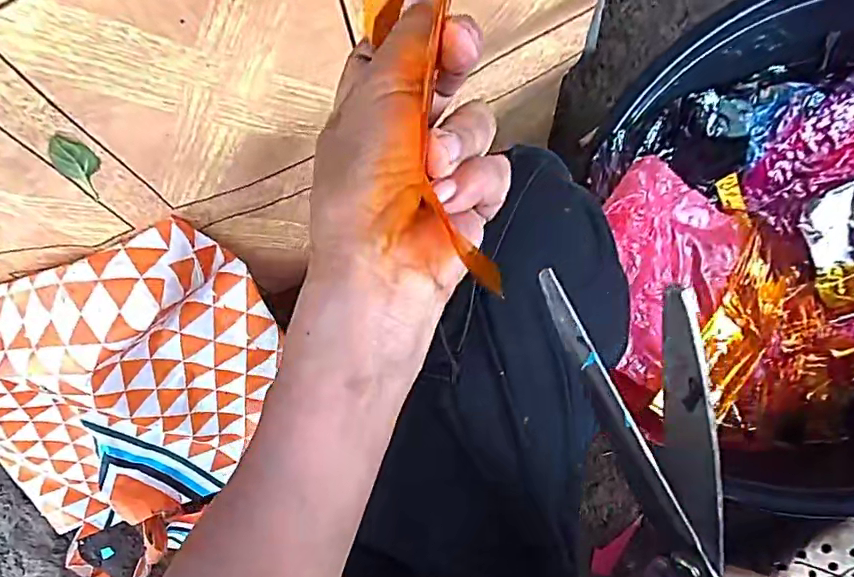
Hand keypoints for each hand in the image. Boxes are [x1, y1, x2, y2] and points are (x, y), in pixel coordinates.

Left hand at [309, 2, 509, 319]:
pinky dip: (475, 185)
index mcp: (371, 111)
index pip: (404, 55)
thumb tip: (428, 4)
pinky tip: (450, 203)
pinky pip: (495, 171)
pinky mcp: (469, 206)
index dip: (425, 35)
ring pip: (478, 122)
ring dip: (459, 141)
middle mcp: (406, 140)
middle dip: (458, 61)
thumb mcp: (374, 98)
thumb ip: (408, 44)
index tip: (438, 28)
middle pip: (449, 77)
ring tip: (434, 171)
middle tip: (458, 55)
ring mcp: (440, 174)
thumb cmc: (358, 202)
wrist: (378, 272)